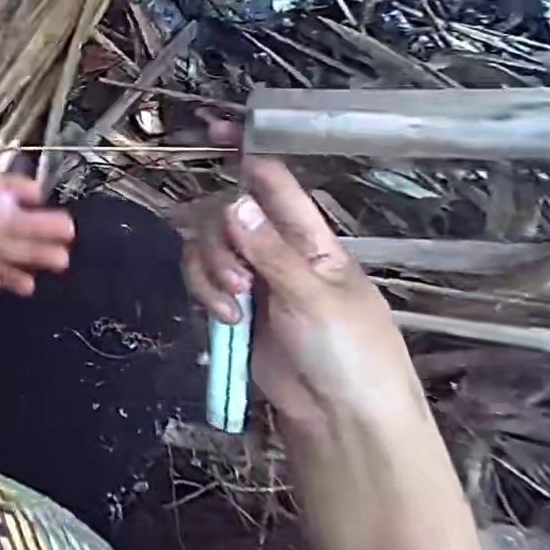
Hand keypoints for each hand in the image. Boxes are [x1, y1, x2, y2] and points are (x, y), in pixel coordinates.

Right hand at [184, 120, 429, 438]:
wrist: (339, 419)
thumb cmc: (350, 354)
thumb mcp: (314, 300)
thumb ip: (270, 252)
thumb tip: (232, 203)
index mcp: (311, 240)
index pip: (274, 183)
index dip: (246, 153)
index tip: (214, 130)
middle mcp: (276, 250)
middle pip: (226, 215)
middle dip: (219, 242)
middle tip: (237, 280)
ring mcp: (252, 277)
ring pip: (206, 246)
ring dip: (208, 271)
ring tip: (232, 307)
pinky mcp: (230, 303)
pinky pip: (199, 277)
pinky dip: (202, 292)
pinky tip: (223, 317)